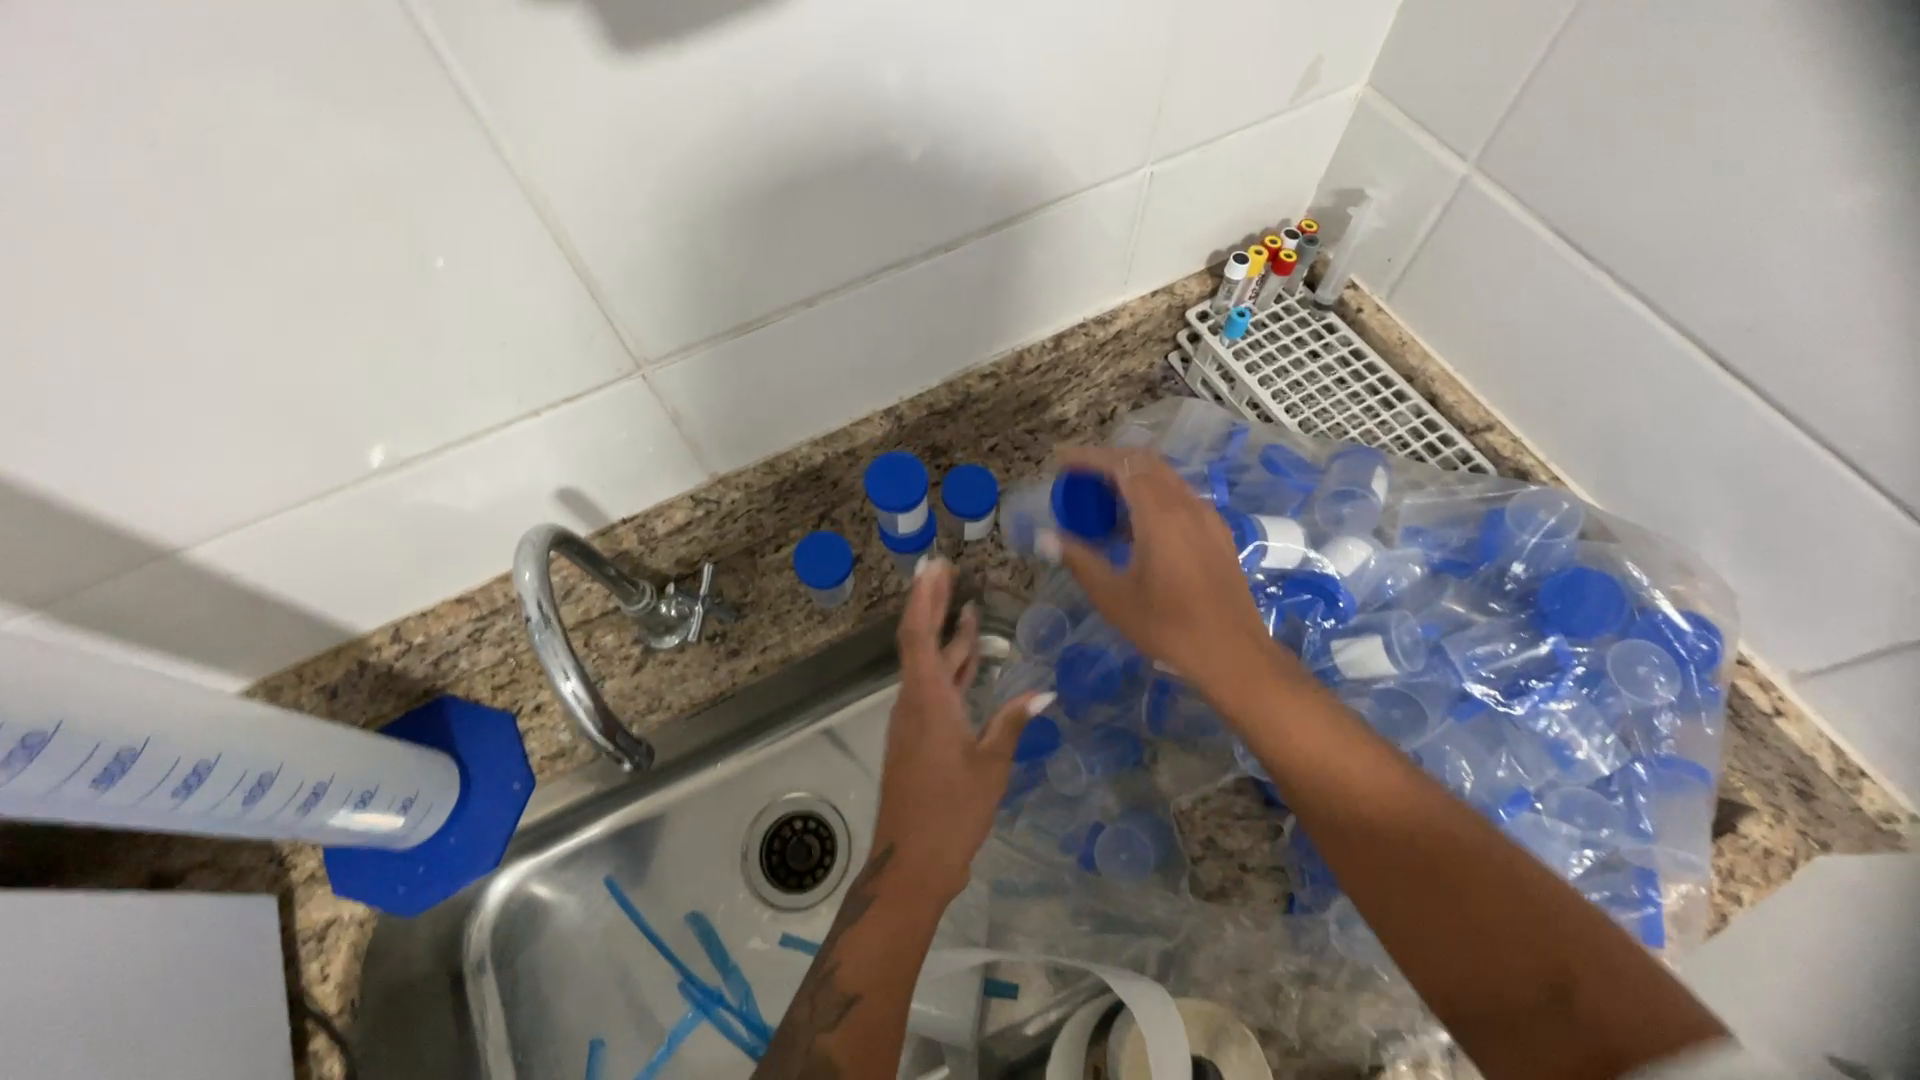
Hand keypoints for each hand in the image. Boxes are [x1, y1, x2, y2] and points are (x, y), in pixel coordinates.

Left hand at [874, 557, 1051, 901]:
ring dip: (944, 636)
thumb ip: (1011, 724)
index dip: (924, 599)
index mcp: (927, 702)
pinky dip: (949, 667)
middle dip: (933, 605)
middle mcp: (913, 704)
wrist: (911, 862)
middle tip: (947, 570)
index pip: (918, 636)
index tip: (933, 568)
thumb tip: (1043, 692)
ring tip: (967, 607)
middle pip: (920, 642)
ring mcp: (912, 722)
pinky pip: (932, 689)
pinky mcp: (917, 739)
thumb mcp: (990, 767)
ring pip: (927, 667)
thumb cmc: (951, 813)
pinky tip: (968, 663)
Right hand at [1049, 446, 1292, 695]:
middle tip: (1078, 479)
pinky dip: (1152, 497)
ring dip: (1132, 480)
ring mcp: (1208, 518)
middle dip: (1109, 463)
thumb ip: (1079, 559)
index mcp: (1160, 515)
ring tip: (1102, 503)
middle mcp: (1187, 505)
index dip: (1088, 458)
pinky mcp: (1218, 535)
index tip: (1061, 461)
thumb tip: (1045, 537)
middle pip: (1146, 463)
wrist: (1233, 654)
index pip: (1122, 465)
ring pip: (1166, 479)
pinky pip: (1181, 499)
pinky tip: (1136, 527)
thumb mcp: (1113, 596)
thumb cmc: (1168, 627)